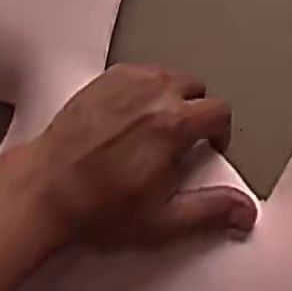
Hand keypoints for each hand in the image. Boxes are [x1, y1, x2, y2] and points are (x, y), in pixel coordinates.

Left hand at [8, 62, 258, 247]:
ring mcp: (130, 80)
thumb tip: (242, 210)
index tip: (212, 143)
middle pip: (197, 87)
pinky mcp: (109, 76)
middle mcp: (155, 93)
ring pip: (170, 74)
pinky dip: (145, 87)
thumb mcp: (162, 220)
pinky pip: (142, 70)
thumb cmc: (97, 204)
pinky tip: (132, 113)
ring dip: (173, 95)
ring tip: (158, 124)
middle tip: (183, 137)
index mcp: (173, 124)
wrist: (48, 188)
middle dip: (197, 110)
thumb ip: (209, 210)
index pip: (220, 110)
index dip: (221, 131)